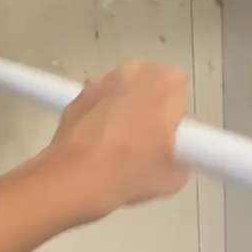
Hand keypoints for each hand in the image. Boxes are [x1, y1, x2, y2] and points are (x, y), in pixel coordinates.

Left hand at [33, 60, 190, 222]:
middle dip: (145, 109)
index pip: (178, 97)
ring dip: (118, 111)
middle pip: (147, 89)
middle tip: (138, 144)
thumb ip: (180, 163)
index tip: (161, 144)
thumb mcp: (172, 178)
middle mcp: (135, 72)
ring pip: (118, 94)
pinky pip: (92, 106)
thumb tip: (173, 165)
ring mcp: (99, 82)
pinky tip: (90, 145)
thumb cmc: (129, 172)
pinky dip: (93, 119)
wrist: (72, 180)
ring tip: (111, 147)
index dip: (170, 121)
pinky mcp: (73, 98)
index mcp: (168, 83)